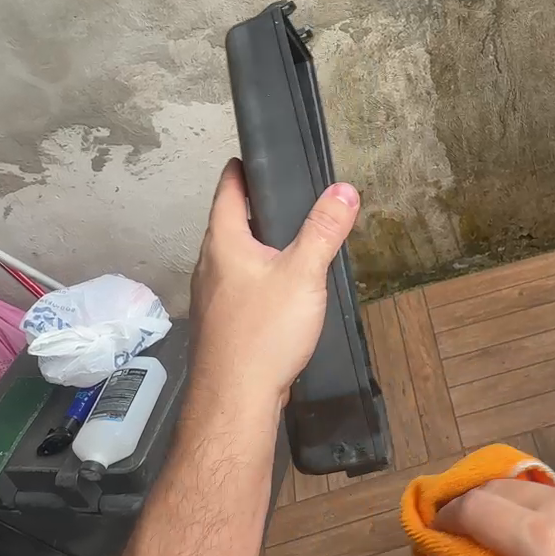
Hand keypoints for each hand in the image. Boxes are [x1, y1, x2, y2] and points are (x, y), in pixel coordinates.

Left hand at [187, 158, 360, 416]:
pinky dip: (259, 273)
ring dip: (258, 242)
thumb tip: (344, 189)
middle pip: (229, 221)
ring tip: (292, 237)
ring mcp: (213, 295)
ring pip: (234, 255)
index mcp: (223, 242)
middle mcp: (210, 264)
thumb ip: (324, 230)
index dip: (242, 168)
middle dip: (255, 206)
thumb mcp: (303, 273)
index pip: (227, 189)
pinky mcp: (223, 321)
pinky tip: (283, 286)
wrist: (236, 400)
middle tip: (289, 194)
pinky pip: (240, 283)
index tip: (257, 156)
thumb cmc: (264, 332)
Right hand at [435, 478, 554, 555]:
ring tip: (518, 549)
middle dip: (476, 508)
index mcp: (545, 540)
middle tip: (465, 536)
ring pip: (535, 489)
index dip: (447, 516)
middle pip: (500, 489)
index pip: (475, 508)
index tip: (436, 527)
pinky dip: (553, 511)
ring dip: (516, 511)